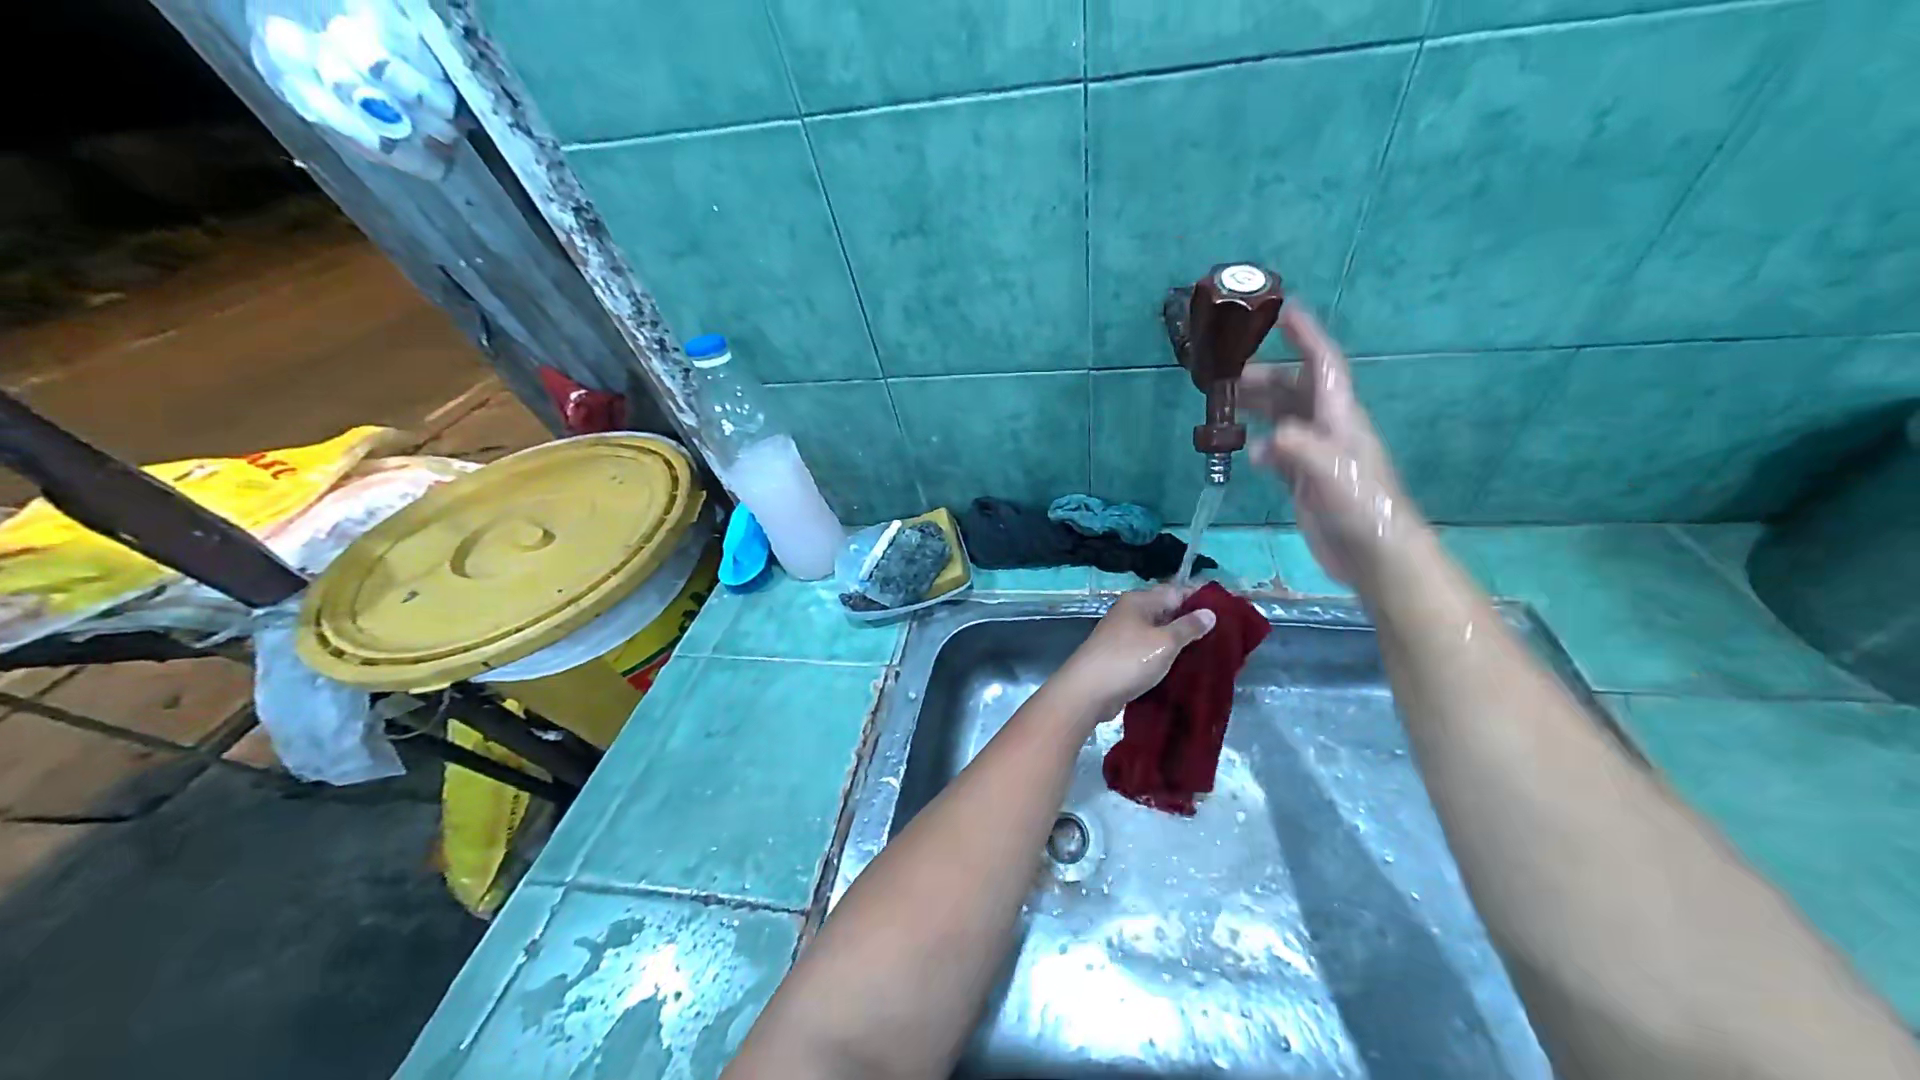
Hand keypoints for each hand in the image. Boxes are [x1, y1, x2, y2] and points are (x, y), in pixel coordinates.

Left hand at [1055, 586, 1215, 714]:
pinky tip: (1184, 666)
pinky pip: (1150, 650)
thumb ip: (1188, 627)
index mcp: (1139, 601)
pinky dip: (1166, 656)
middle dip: (1193, 622)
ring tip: (1210, 652)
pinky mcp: (1122, 656)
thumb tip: (1210, 612)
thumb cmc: (1128, 660)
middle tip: (1224, 636)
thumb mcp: (1164, 642)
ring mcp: (1124, 635)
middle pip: (1168, 611)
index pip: (1177, 591)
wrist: (1087, 691)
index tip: (1228, 613)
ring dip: (1180, 642)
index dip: (1201, 600)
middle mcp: (1130, 613)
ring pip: (1159, 633)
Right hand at [1240, 303, 1423, 585]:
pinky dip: (1261, 443)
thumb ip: (1298, 449)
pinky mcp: (1306, 479)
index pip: (1321, 364)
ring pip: (1285, 416)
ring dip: (1259, 406)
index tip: (1283, 310)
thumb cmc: (1362, 508)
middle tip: (1228, 377)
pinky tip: (1246, 451)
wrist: (1376, 555)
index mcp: (1340, 417)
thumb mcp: (1331, 473)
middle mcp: (1329, 428)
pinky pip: (1280, 450)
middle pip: (1295, 389)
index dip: (1305, 335)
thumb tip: (1263, 440)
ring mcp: (1317, 454)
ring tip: (1226, 404)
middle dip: (1265, 375)